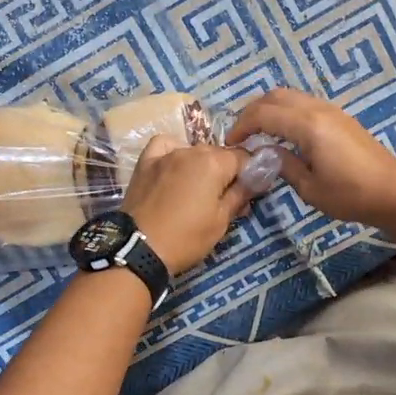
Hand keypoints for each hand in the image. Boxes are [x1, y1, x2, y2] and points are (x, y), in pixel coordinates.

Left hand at [121, 138, 255, 274]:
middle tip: (225, 198)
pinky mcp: (146, 162)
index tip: (250, 191)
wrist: (138, 248)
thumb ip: (240, 195)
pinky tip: (175, 165)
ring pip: (193, 151)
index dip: (251, 173)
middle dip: (226, 171)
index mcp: (214, 163)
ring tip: (198, 188)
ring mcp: (165, 154)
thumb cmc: (186, 238)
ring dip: (201, 164)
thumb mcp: (220, 221)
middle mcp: (191, 150)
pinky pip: (165, 146)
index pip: (244, 157)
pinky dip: (174, 151)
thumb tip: (257, 179)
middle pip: (218, 153)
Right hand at [227, 89, 395, 227]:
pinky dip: (286, 111)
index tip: (231, 144)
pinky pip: (304, 103)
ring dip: (269, 109)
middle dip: (252, 111)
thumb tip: (266, 153)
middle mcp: (318, 109)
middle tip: (241, 134)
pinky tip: (284, 133)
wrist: (393, 192)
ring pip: (290, 96)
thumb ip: (284, 165)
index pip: (263, 114)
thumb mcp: (309, 188)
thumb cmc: (350, 195)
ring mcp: (331, 110)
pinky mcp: (340, 117)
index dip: (241, 126)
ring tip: (259, 133)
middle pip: (275, 96)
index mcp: (308, 125)